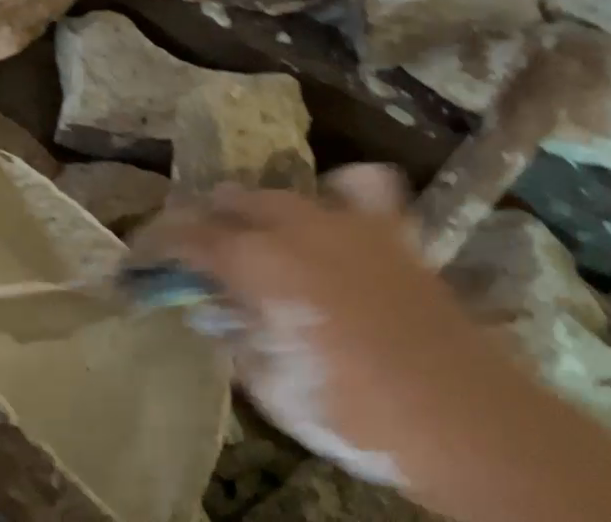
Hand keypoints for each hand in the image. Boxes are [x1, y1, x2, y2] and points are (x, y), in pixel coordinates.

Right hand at [132, 165, 524, 488]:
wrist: (465, 419)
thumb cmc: (354, 410)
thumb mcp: (271, 384)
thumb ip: (233, 337)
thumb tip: (213, 311)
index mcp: (255, 262)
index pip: (188, 236)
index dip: (159, 243)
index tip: (145, 256)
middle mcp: (293, 227)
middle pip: (230, 201)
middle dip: (204, 219)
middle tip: (194, 248)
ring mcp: (346, 223)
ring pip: (283, 194)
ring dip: (257, 210)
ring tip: (251, 233)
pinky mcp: (391, 234)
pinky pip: (361, 190)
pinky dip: (340, 194)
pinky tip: (331, 215)